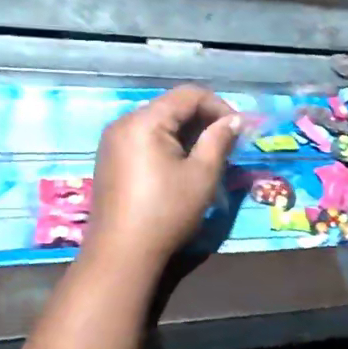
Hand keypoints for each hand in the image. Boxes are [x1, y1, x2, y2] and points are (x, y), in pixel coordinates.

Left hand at [84, 84, 239, 266]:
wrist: (122, 253)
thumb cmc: (166, 212)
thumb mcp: (201, 175)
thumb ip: (219, 140)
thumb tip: (235, 120)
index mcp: (144, 121)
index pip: (188, 94)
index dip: (219, 106)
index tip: (239, 130)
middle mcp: (123, 123)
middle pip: (170, 106)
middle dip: (202, 120)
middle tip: (225, 145)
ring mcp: (111, 141)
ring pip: (157, 123)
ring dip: (185, 133)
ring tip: (206, 157)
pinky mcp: (109, 159)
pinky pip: (142, 139)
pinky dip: (165, 144)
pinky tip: (179, 167)